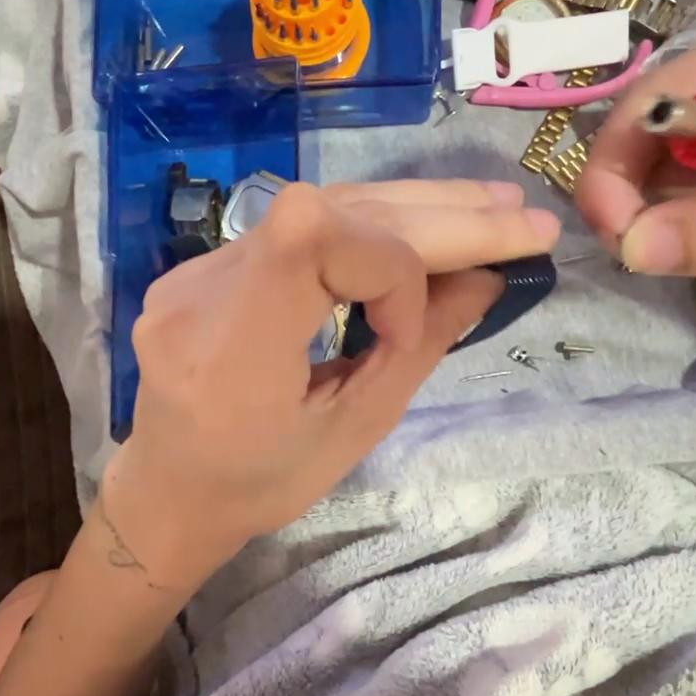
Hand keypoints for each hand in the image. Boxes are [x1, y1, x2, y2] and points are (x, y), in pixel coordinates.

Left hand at [99, 179, 559, 590]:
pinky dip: (362, 225)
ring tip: (489, 209)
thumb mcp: (352, 431)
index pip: (320, 241)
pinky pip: (291, 228)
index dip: (392, 270)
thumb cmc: (262, 483)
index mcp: (231, 352)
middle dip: (433, 216)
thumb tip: (486, 277)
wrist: (173, 488)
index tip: (403, 333)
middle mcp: (201, 293)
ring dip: (406, 208)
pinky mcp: (203, 266)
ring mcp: (194, 272)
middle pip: (328, 212)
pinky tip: (415, 225)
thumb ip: (416, 348)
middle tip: (522, 220)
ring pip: (314, 208)